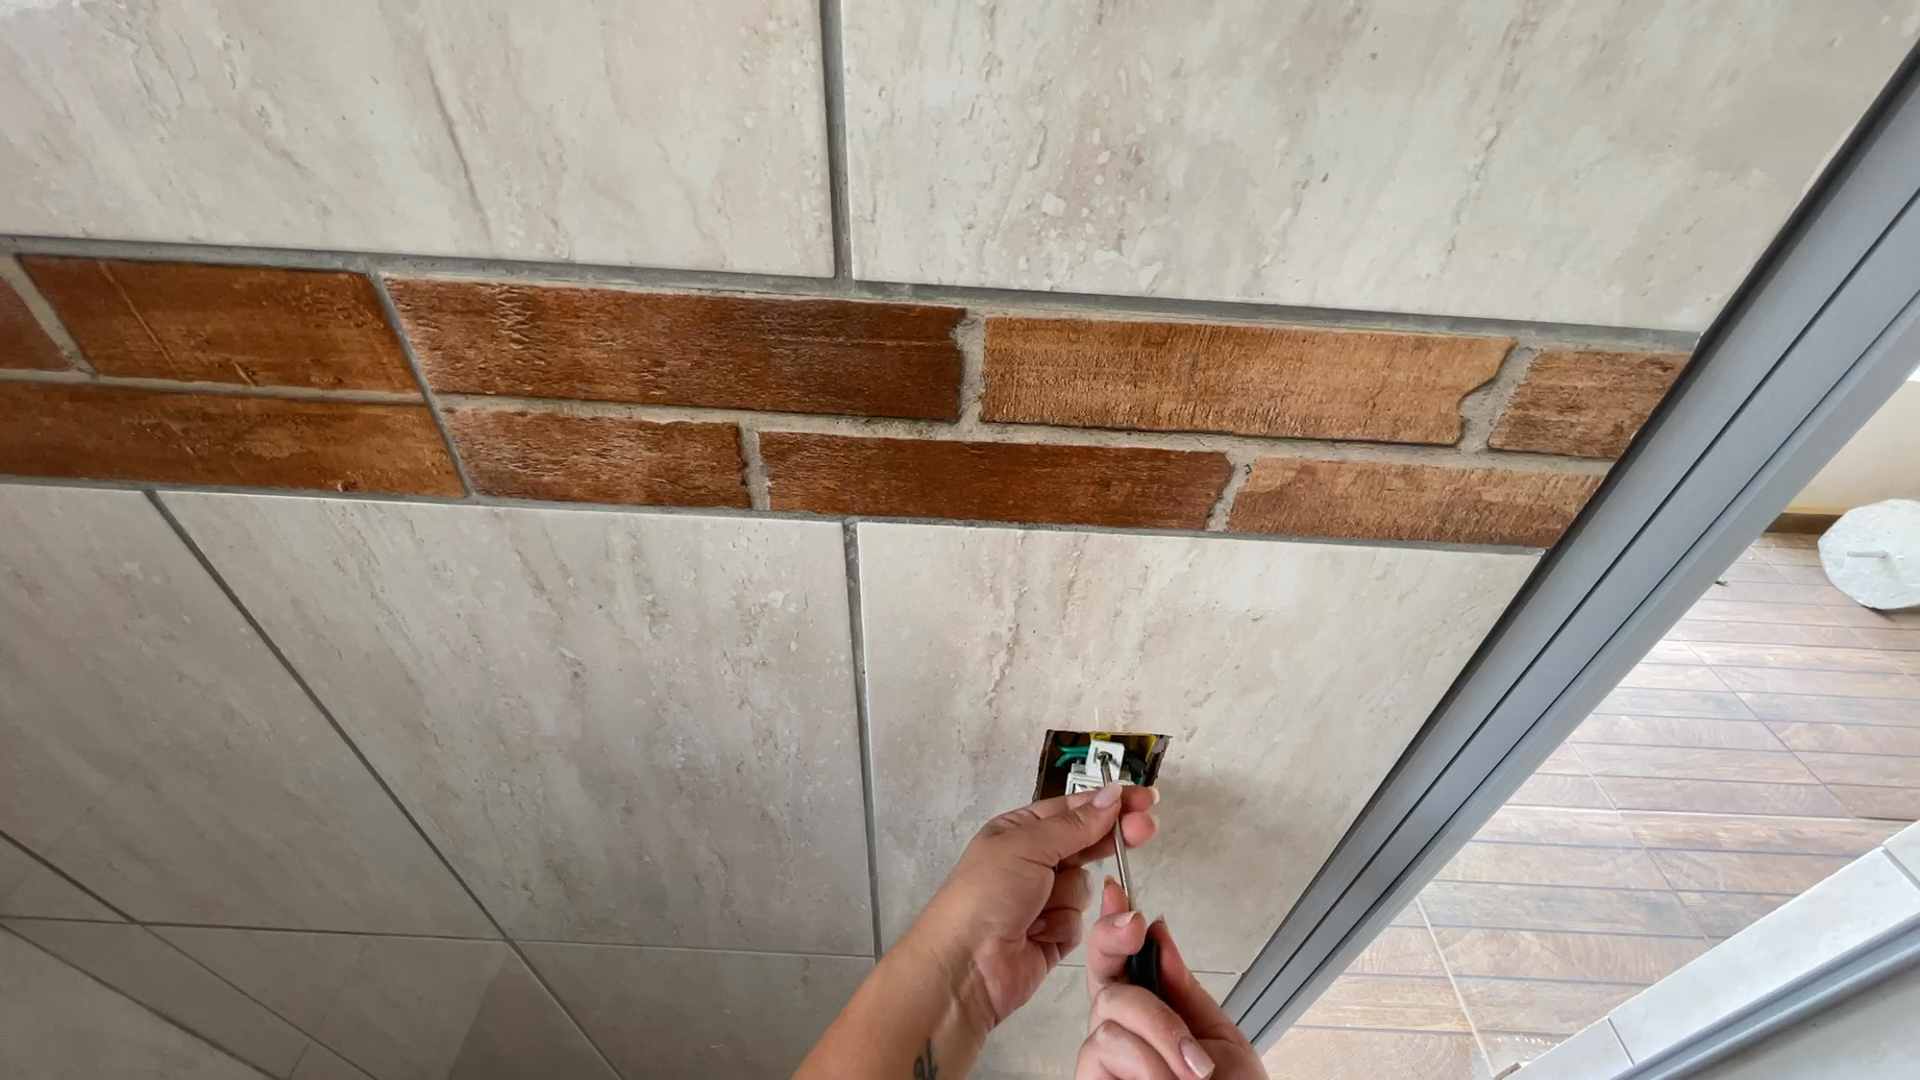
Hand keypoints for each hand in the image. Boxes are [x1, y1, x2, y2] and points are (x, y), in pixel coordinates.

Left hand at [901, 782, 1158, 1029]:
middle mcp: (1034, 860)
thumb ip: (1075, 825)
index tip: (1145, 799)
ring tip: (1038, 906)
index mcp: (1020, 829)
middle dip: (1112, 838)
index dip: (1110, 803)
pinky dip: (1062, 925)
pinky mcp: (1054, 934)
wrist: (967, 965)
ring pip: (1085, 885)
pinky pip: (1081, 921)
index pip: (1074, 809)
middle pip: (1087, 843)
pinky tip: (1038, 932)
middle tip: (1146, 829)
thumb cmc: (985, 894)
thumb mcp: (1027, 845)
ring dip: (1067, 894)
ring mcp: (1045, 898)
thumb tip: (1111, 796)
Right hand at [1077, 878, 1263, 1078]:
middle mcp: (1122, 1034)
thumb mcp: (1224, 1047)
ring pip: (1110, 1008)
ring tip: (1191, 1071)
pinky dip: (1147, 1060)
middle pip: (1101, 970)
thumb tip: (1159, 933)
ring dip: (1159, 1031)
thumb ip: (1186, 991)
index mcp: (1153, 1017)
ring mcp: (1103, 1061)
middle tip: (1134, 927)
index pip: (1124, 961)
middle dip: (1114, 939)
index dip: (1114, 922)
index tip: (1117, 891)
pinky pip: (1105, 1044)